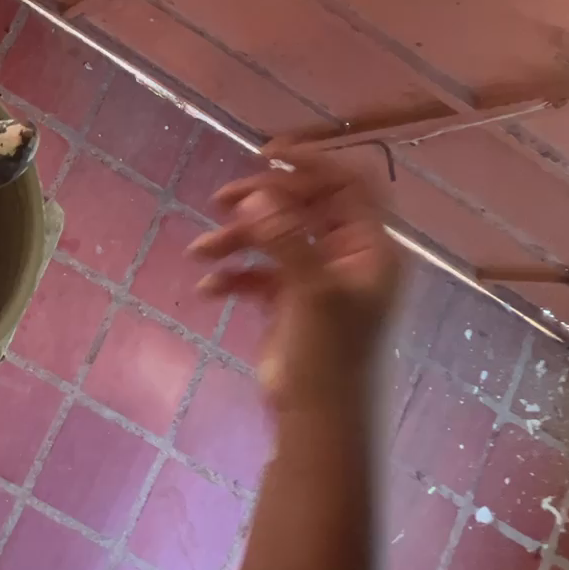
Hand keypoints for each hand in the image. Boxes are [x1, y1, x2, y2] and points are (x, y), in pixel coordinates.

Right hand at [187, 145, 400, 402]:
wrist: (318, 415)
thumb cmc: (329, 354)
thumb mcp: (310, 292)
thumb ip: (285, 240)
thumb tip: (256, 195)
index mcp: (369, 249)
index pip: (347, 186)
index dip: (311, 164)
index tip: (265, 154)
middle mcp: (345, 257)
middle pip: (300, 209)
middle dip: (258, 204)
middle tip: (220, 200)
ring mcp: (314, 279)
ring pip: (271, 240)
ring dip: (234, 242)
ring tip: (199, 254)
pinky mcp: (287, 300)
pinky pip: (256, 273)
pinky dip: (232, 276)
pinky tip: (210, 290)